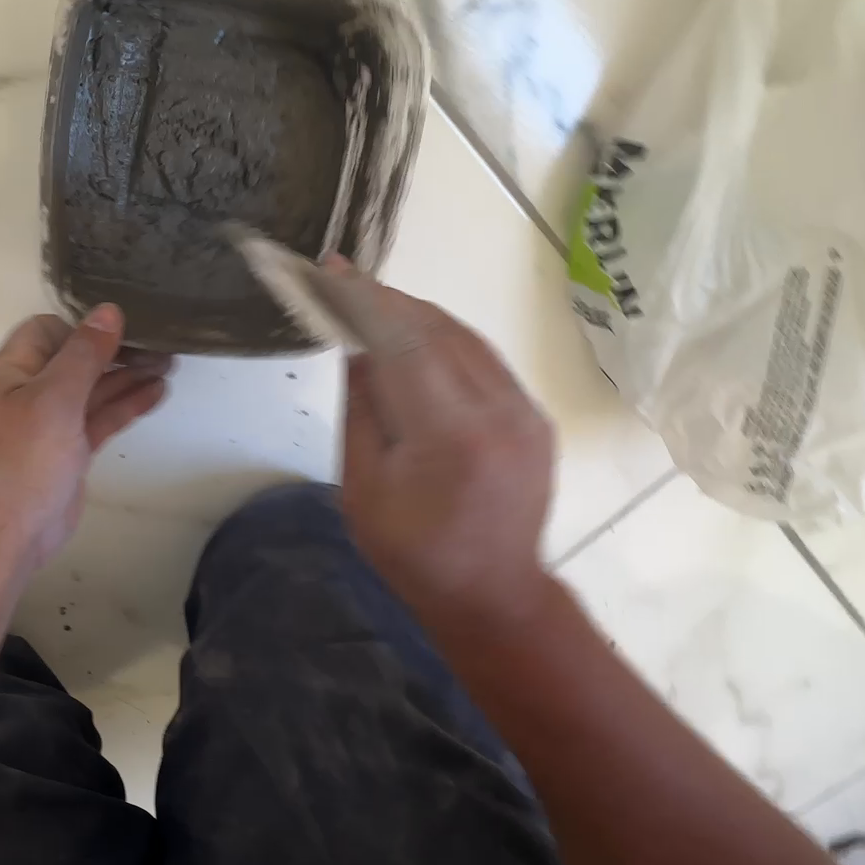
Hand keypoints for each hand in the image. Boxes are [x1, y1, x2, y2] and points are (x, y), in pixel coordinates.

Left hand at [0, 304, 171, 573]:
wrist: (4, 537)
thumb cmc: (22, 461)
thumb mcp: (54, 399)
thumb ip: (84, 354)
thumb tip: (109, 311)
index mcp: (12, 371)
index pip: (47, 330)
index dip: (83, 327)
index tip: (125, 329)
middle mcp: (29, 392)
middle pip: (76, 359)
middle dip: (116, 351)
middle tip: (163, 346)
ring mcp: (50, 424)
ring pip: (93, 389)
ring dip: (128, 377)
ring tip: (170, 365)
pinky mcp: (69, 451)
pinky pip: (100, 418)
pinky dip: (126, 406)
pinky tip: (156, 394)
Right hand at [334, 261, 557, 629]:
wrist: (491, 593)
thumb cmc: (412, 554)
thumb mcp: (363, 488)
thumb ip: (362, 411)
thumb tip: (356, 349)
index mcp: (449, 436)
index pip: (403, 344)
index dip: (364, 302)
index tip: (331, 271)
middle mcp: (498, 411)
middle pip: (436, 330)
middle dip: (384, 298)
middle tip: (341, 277)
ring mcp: (524, 411)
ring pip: (463, 337)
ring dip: (413, 312)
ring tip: (369, 298)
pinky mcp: (534, 416)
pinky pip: (483, 359)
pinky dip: (442, 337)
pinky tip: (412, 333)